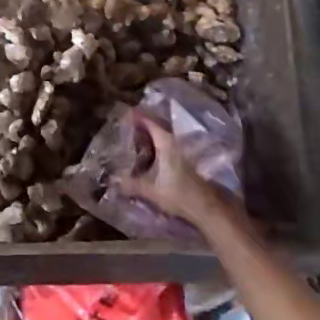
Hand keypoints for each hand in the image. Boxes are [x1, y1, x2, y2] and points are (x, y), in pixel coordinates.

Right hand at [114, 110, 228, 229]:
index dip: (139, 117)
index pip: (151, 124)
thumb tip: (113, 181)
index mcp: (166, 145)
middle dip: (143, 125)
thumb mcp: (151, 191)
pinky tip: (147, 154)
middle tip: (127, 124)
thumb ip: (132, 185)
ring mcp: (181, 153)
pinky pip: (166, 147)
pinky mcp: (184, 162)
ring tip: (134, 137)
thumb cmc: (178, 195)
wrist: (205, 207)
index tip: (127, 112)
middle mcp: (175, 144)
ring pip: (162, 138)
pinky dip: (156, 146)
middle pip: (157, 129)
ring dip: (150, 136)